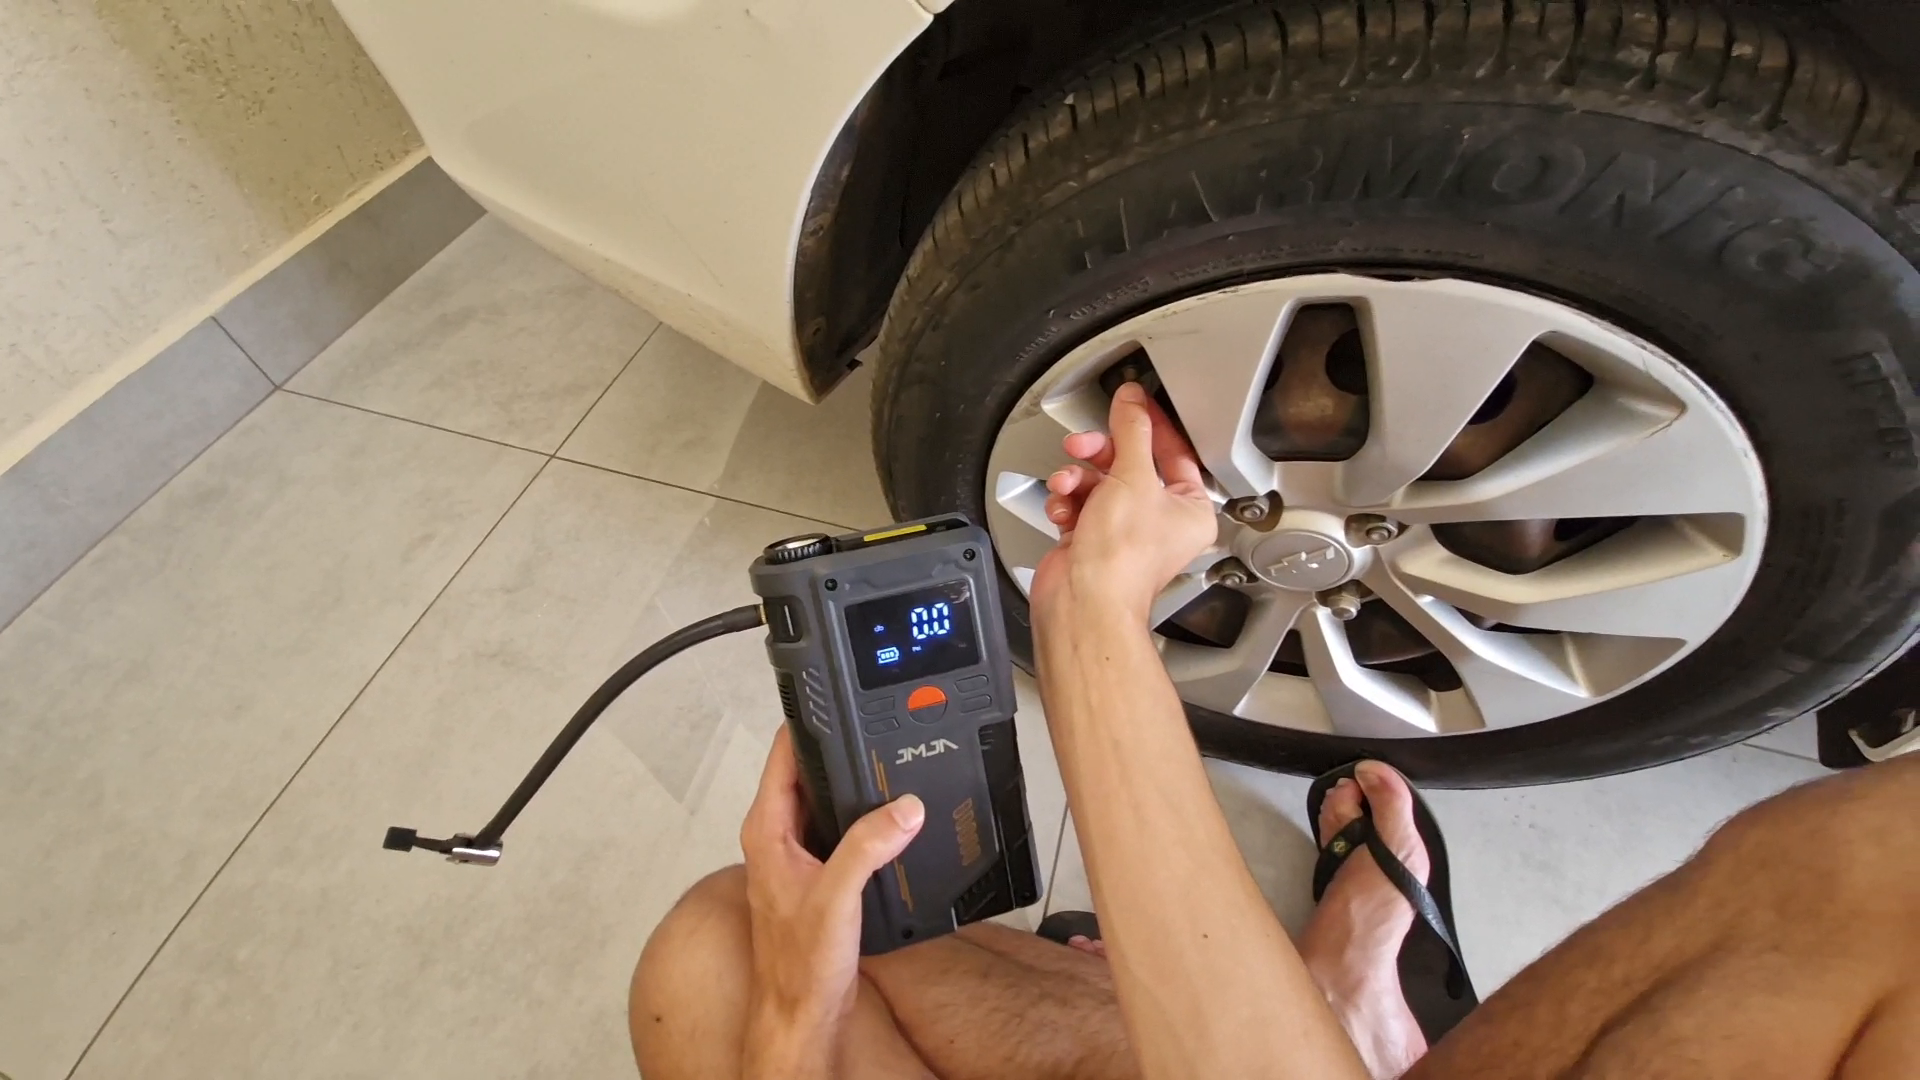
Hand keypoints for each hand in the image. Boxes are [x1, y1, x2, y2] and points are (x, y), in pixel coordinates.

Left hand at [739, 727, 923, 1073]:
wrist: (804, 1012)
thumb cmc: (800, 965)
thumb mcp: (836, 898)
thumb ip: (869, 847)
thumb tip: (903, 806)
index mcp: (767, 829)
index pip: (782, 755)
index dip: (805, 723)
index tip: (830, 701)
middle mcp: (778, 834)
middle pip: (806, 770)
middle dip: (837, 747)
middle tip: (871, 725)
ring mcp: (797, 851)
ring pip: (825, 796)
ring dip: (850, 782)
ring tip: (884, 761)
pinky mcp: (817, 868)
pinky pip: (840, 823)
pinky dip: (861, 811)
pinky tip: (887, 813)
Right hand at [1030, 382, 1218, 622]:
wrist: (1082, 601)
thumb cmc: (1121, 561)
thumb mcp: (1132, 478)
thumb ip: (1132, 431)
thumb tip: (1133, 401)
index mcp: (1189, 509)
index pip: (1175, 453)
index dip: (1152, 426)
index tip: (1133, 404)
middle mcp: (1158, 522)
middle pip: (1129, 465)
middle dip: (1100, 454)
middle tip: (1084, 445)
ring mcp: (1123, 532)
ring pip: (1098, 483)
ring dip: (1077, 479)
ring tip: (1068, 483)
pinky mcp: (1090, 539)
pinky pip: (1078, 504)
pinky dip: (1067, 502)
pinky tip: (1062, 508)